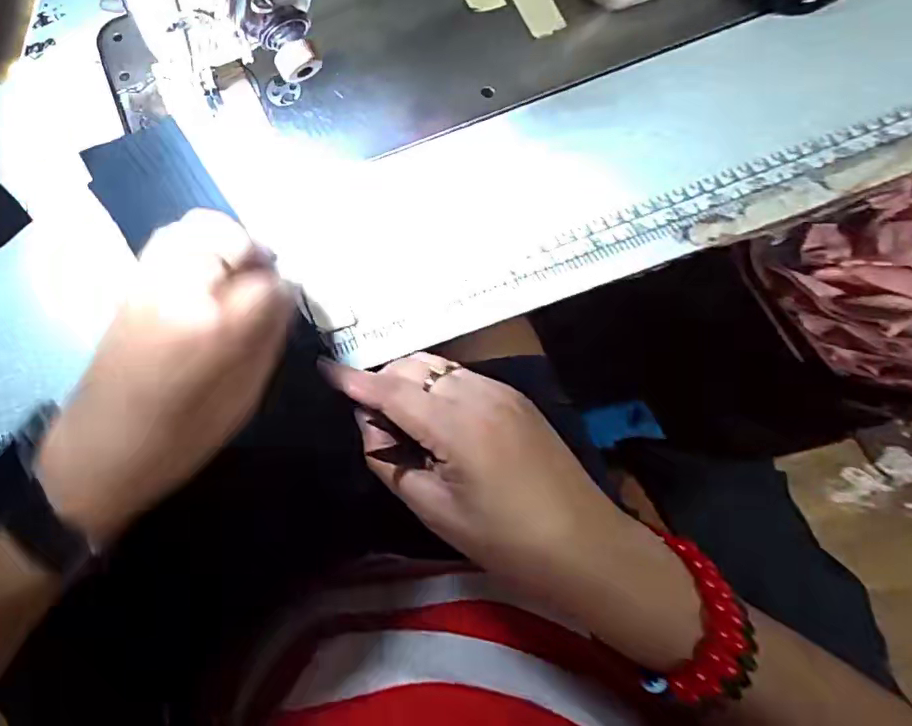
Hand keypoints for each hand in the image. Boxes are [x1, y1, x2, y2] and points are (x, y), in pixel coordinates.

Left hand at [35, 210, 293, 544]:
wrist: (95, 451)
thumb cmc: (175, 442)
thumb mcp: (240, 402)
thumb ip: (267, 341)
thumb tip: (285, 297)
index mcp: (211, 326)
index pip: (267, 282)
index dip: (282, 291)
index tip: (285, 304)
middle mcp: (179, 289)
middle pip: (233, 241)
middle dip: (256, 257)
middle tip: (265, 279)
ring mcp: (150, 280)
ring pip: (199, 227)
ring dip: (227, 240)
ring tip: (239, 266)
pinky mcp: (132, 281)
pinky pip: (170, 236)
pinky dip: (197, 236)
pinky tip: (209, 262)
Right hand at [324, 354, 702, 662]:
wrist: (587, 546)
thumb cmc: (505, 540)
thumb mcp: (435, 509)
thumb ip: (390, 460)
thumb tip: (368, 424)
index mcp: (454, 424)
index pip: (390, 389)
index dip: (353, 379)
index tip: (324, 367)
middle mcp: (476, 393)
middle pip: (412, 367)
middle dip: (383, 381)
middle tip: (371, 419)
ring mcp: (499, 390)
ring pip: (437, 366)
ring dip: (410, 379)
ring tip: (402, 417)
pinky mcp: (514, 395)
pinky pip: (461, 375)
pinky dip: (437, 384)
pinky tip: (436, 415)